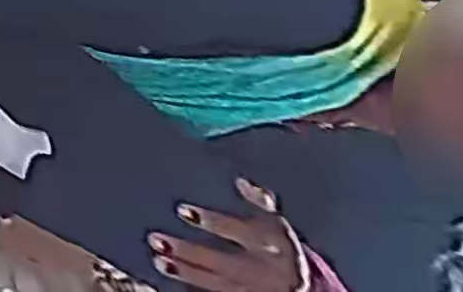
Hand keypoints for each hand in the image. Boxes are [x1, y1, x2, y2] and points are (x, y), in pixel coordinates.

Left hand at [150, 179, 309, 291]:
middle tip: (155, 239)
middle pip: (226, 264)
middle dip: (191, 254)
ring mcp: (262, 291)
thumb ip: (260, 201)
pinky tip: (176, 286)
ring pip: (223, 286)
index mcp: (274, 245)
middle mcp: (270, 272)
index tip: (181, 210)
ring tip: (158, 262)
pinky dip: (202, 291)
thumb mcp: (273, 221)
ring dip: (190, 275)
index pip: (241, 232)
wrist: (307, 282)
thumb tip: (244, 182)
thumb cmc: (276, 241)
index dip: (213, 222)